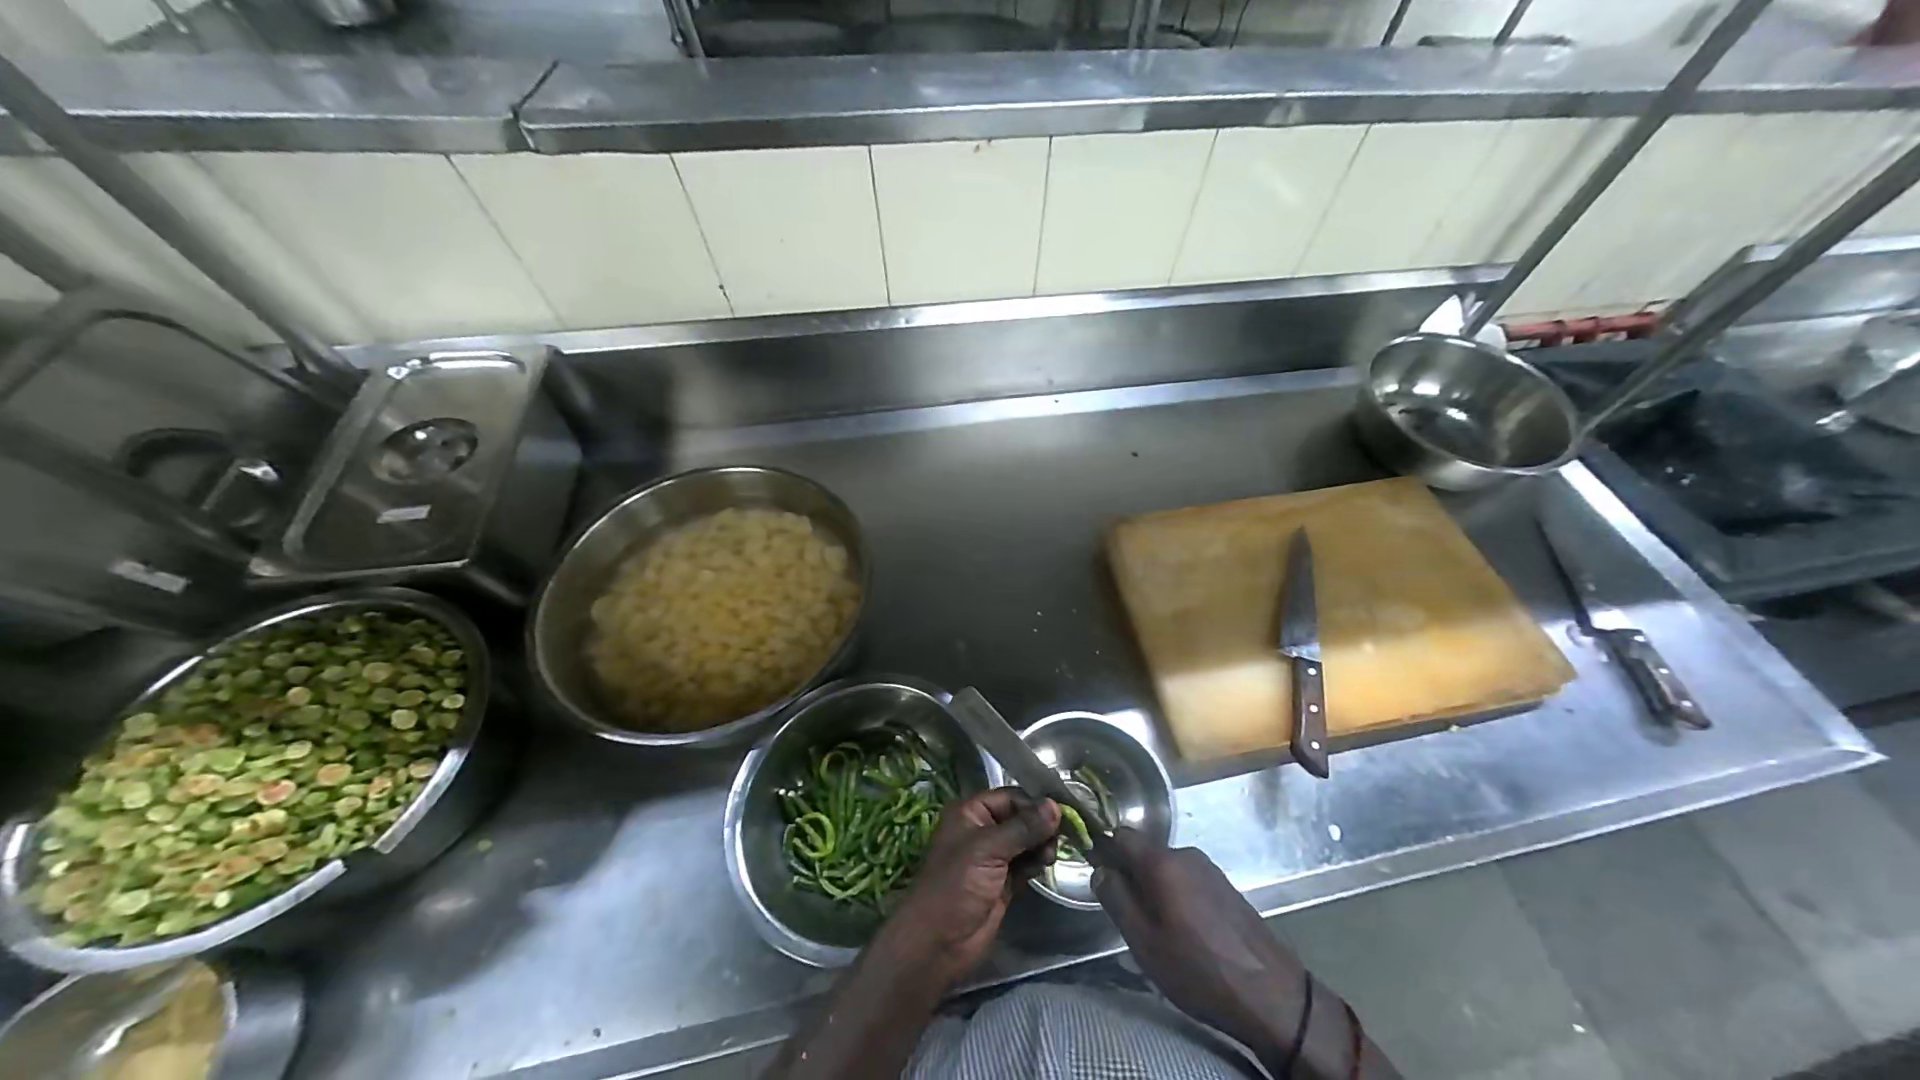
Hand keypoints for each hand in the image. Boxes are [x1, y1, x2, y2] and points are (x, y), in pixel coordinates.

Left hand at [881, 787, 1059, 984]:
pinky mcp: (1004, 881)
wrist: (940, 941)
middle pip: (1021, 818)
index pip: (1010, 797)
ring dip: (1042, 844)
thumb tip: (1054, 806)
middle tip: (1058, 838)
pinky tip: (1045, 864)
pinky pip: (1027, 863)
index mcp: (970, 813)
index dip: (1034, 803)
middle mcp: (983, 830)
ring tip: (1050, 855)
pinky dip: (1037, 861)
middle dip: (1041, 825)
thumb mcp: (987, 849)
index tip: (1061, 814)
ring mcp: (994, 857)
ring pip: (1027, 841)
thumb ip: (1023, 828)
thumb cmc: (956, 885)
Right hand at [1092, 829, 1309, 1064]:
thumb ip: (1116, 899)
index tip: (1097, 876)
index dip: (1104, 850)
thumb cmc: (1199, 969)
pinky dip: (1176, 895)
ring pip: (1167, 868)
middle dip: (1130, 874)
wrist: (1273, 996)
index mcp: (1162, 862)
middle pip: (1144, 851)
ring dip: (1154, 887)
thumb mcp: (1143, 942)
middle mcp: (1186, 854)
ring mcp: (1210, 869)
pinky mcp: (1227, 887)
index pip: (1120, 834)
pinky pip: (1188, 880)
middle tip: (1126, 914)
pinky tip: (1183, 931)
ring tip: (1156, 929)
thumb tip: (1099, 871)